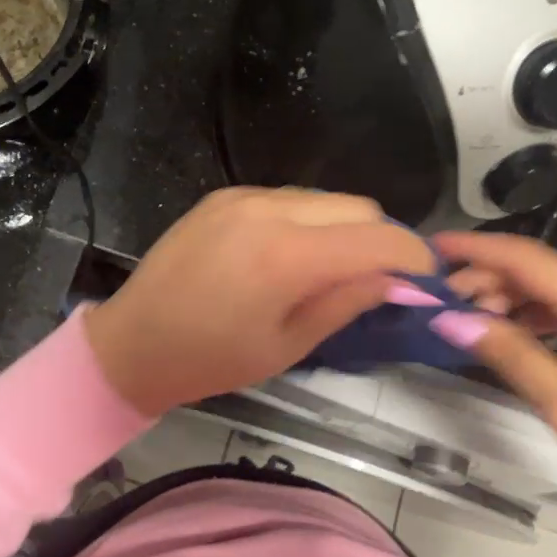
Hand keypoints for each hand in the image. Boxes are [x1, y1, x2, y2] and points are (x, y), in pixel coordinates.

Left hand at [85, 188, 431, 416]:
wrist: (132, 343)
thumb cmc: (210, 360)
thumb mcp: (288, 346)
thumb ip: (347, 303)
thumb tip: (399, 282)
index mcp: (286, 256)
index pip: (378, 237)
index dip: (413, 256)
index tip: (424, 280)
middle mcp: (268, 210)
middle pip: (357, 206)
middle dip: (380, 238)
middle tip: (380, 278)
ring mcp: (242, 197)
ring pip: (324, 198)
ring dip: (343, 227)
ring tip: (334, 268)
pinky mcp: (224, 195)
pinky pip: (288, 197)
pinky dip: (307, 220)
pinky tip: (292, 254)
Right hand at [434, 232, 556, 556]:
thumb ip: (507, 353)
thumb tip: (449, 318)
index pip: (526, 257)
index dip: (476, 247)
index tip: (433, 246)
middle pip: (538, 270)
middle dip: (486, 276)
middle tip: (442, 297)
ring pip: (552, 289)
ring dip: (508, 297)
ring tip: (468, 318)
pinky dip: (533, 314)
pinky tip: (509, 333)